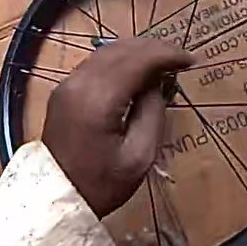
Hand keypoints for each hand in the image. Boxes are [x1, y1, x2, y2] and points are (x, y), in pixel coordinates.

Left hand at [42, 37, 193, 215]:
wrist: (56, 197)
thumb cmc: (101, 183)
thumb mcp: (139, 156)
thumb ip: (152, 112)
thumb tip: (156, 83)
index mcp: (98, 98)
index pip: (136, 60)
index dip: (166, 55)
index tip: (190, 60)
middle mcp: (79, 82)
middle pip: (120, 49)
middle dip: (152, 48)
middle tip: (179, 58)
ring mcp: (67, 84)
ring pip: (105, 52)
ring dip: (135, 52)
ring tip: (162, 62)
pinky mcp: (63, 90)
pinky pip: (94, 64)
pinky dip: (118, 60)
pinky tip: (136, 71)